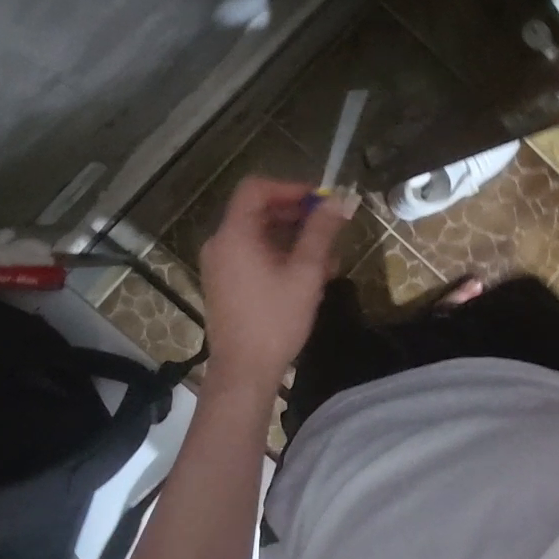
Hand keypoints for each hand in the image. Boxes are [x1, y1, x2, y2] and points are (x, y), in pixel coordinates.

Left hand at [197, 177, 353, 386]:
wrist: (243, 371)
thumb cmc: (275, 320)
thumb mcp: (305, 273)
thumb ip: (321, 232)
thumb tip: (339, 201)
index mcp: (234, 235)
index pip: (256, 189)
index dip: (290, 187)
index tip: (320, 200)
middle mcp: (221, 244)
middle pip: (259, 212)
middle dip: (298, 216)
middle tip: (330, 227)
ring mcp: (220, 266)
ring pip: (260, 237)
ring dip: (294, 240)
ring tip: (328, 259)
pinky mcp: (225, 285)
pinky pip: (253, 257)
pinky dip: (280, 257)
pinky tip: (309, 277)